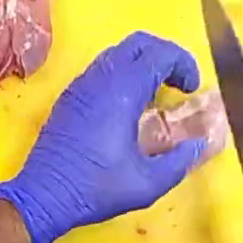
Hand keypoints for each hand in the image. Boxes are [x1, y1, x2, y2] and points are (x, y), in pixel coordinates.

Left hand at [0, 32, 209, 242]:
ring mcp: (79, 88)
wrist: (44, 197)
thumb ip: (179, 163)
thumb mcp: (146, 184)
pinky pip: (97, 73)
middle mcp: (99, 80)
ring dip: (138, 66)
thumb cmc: (95, 190)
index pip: (161, 54)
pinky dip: (117, 77)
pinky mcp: (66, 101)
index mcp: (122, 91)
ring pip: (114, 56)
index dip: (184, 64)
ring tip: (151, 96)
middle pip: (137, 44)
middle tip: (175, 83)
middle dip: (163, 56)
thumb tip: (198, 146)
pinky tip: (122, 109)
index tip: (191, 88)